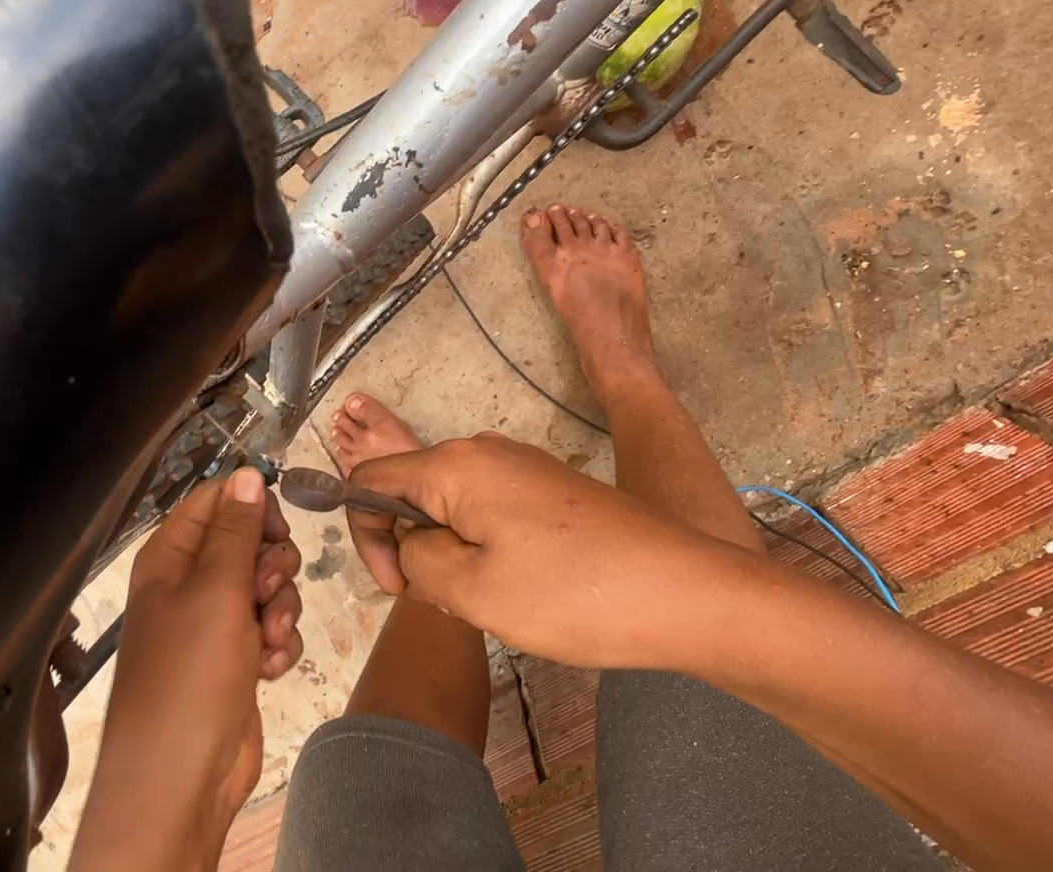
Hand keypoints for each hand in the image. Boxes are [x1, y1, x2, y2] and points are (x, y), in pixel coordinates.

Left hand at [71, 468, 303, 870]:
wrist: (182, 777)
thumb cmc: (191, 674)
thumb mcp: (217, 590)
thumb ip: (238, 530)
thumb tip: (248, 472)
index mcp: (172, 554)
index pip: (217, 500)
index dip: (253, 508)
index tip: (276, 531)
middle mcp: (191, 581)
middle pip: (251, 541)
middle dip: (272, 566)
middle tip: (265, 593)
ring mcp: (215, 621)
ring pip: (268, 585)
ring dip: (280, 609)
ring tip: (268, 640)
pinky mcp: (236, 656)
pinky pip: (272, 626)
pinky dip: (278, 643)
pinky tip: (270, 668)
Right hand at [349, 433, 748, 670]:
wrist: (686, 593)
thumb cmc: (569, 594)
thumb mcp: (469, 590)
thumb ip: (414, 558)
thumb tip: (410, 541)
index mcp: (454, 465)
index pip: (369, 480)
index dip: (365, 537)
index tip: (398, 589)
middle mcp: (483, 450)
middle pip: (412, 492)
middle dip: (413, 548)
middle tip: (447, 602)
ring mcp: (522, 465)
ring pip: (452, 506)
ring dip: (450, 552)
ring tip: (490, 601)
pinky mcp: (551, 487)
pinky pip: (490, 510)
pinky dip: (484, 547)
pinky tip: (521, 586)